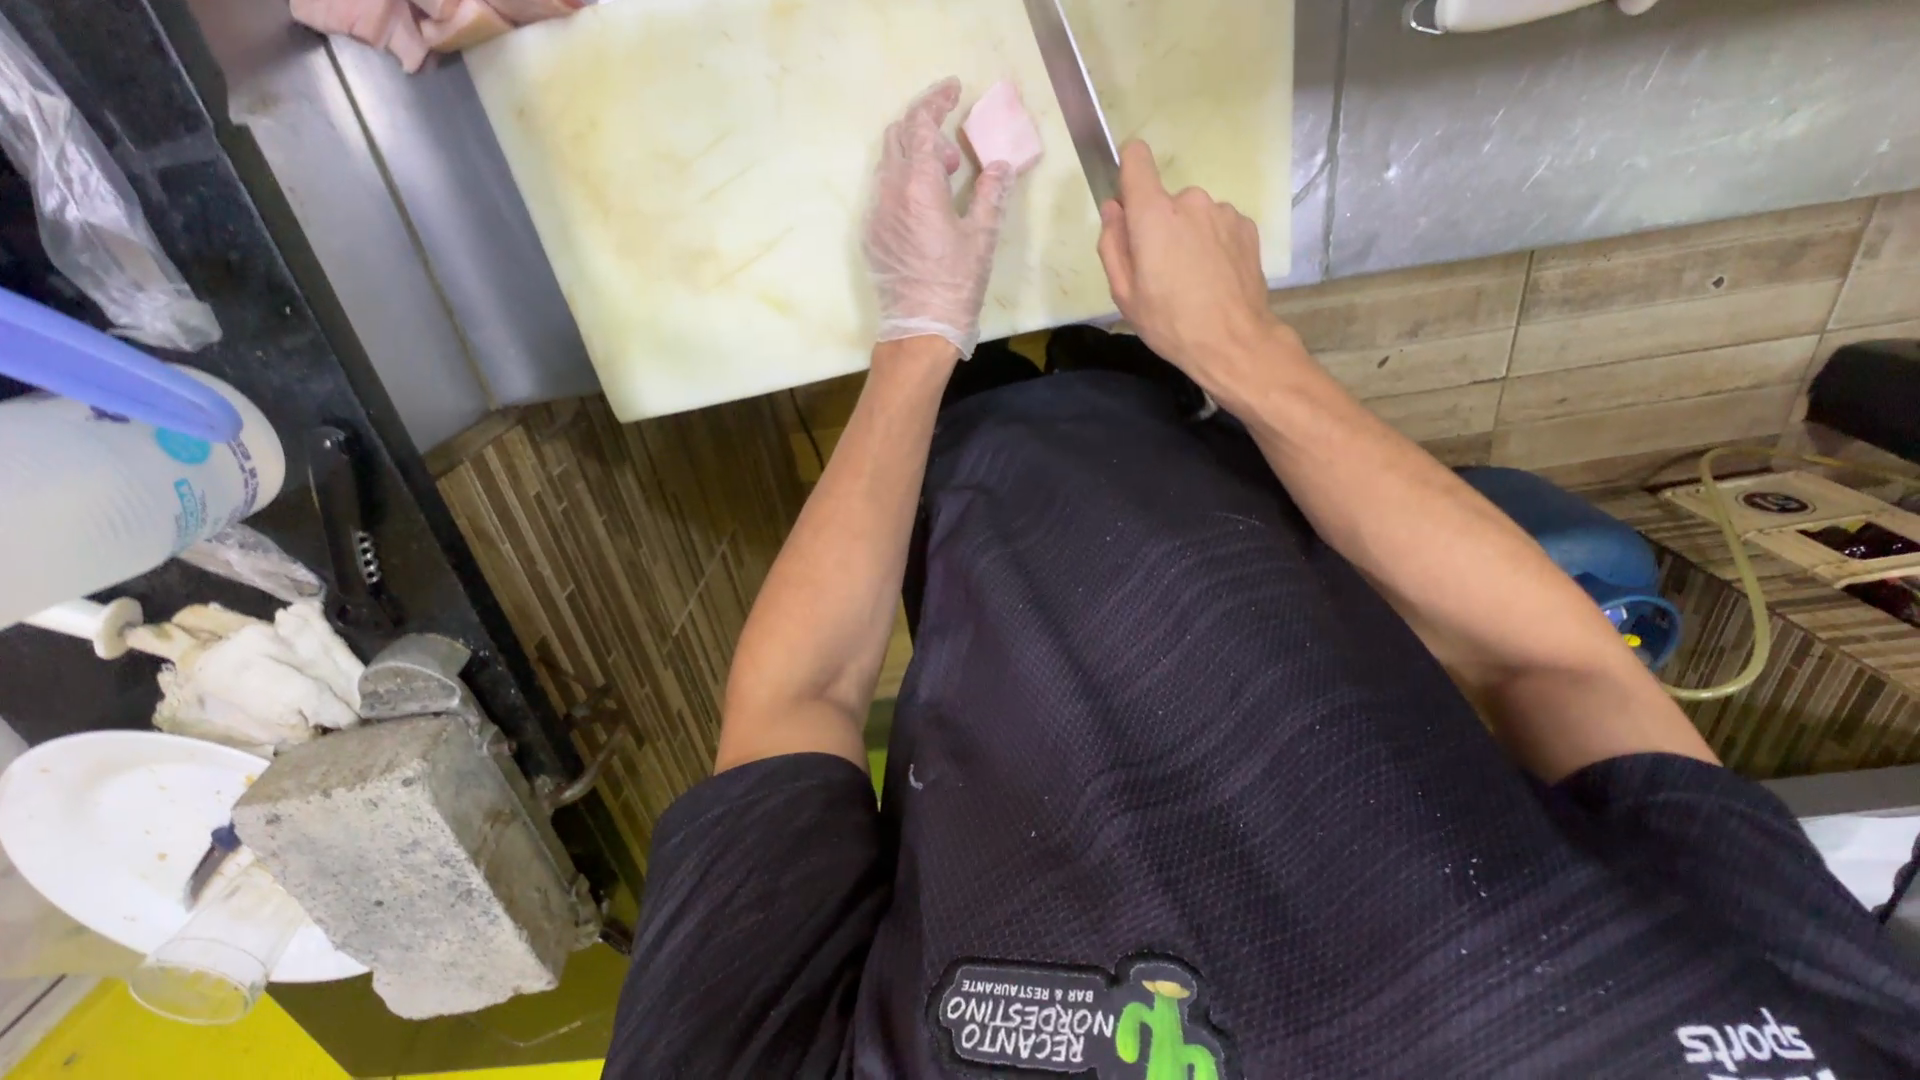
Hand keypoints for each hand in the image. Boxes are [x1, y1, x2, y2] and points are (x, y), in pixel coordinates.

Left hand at [865, 78, 1018, 357]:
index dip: (937, 102)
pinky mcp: (871, 234)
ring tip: (944, 179)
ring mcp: (875, 214)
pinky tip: (925, 207)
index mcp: (918, 187)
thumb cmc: (956, 285)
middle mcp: (889, 192)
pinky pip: (883, 192)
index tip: (953, 90)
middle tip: (952, 144)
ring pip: (887, 163)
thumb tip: (999, 167)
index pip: (922, 125)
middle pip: (898, 136)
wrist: (920, 329)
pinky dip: (903, 182)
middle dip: (925, 126)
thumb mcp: (982, 238)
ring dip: (914, 156)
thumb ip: (991, 194)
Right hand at [1097, 141, 1298, 398]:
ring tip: (1192, 279)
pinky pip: (1217, 226)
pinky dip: (1212, 245)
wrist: (1233, 342)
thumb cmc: (1169, 322)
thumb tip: (1113, 209)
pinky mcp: (1246, 226)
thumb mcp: (1124, 293)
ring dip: (1188, 236)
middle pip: (1164, 200)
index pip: (1137, 159)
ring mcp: (1222, 212)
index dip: (1129, 172)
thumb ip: (1113, 244)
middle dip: (1159, 226)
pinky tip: (1214, 278)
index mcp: (1153, 214)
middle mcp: (1190, 201)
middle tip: (1161, 270)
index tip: (1129, 200)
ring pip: (1193, 215)